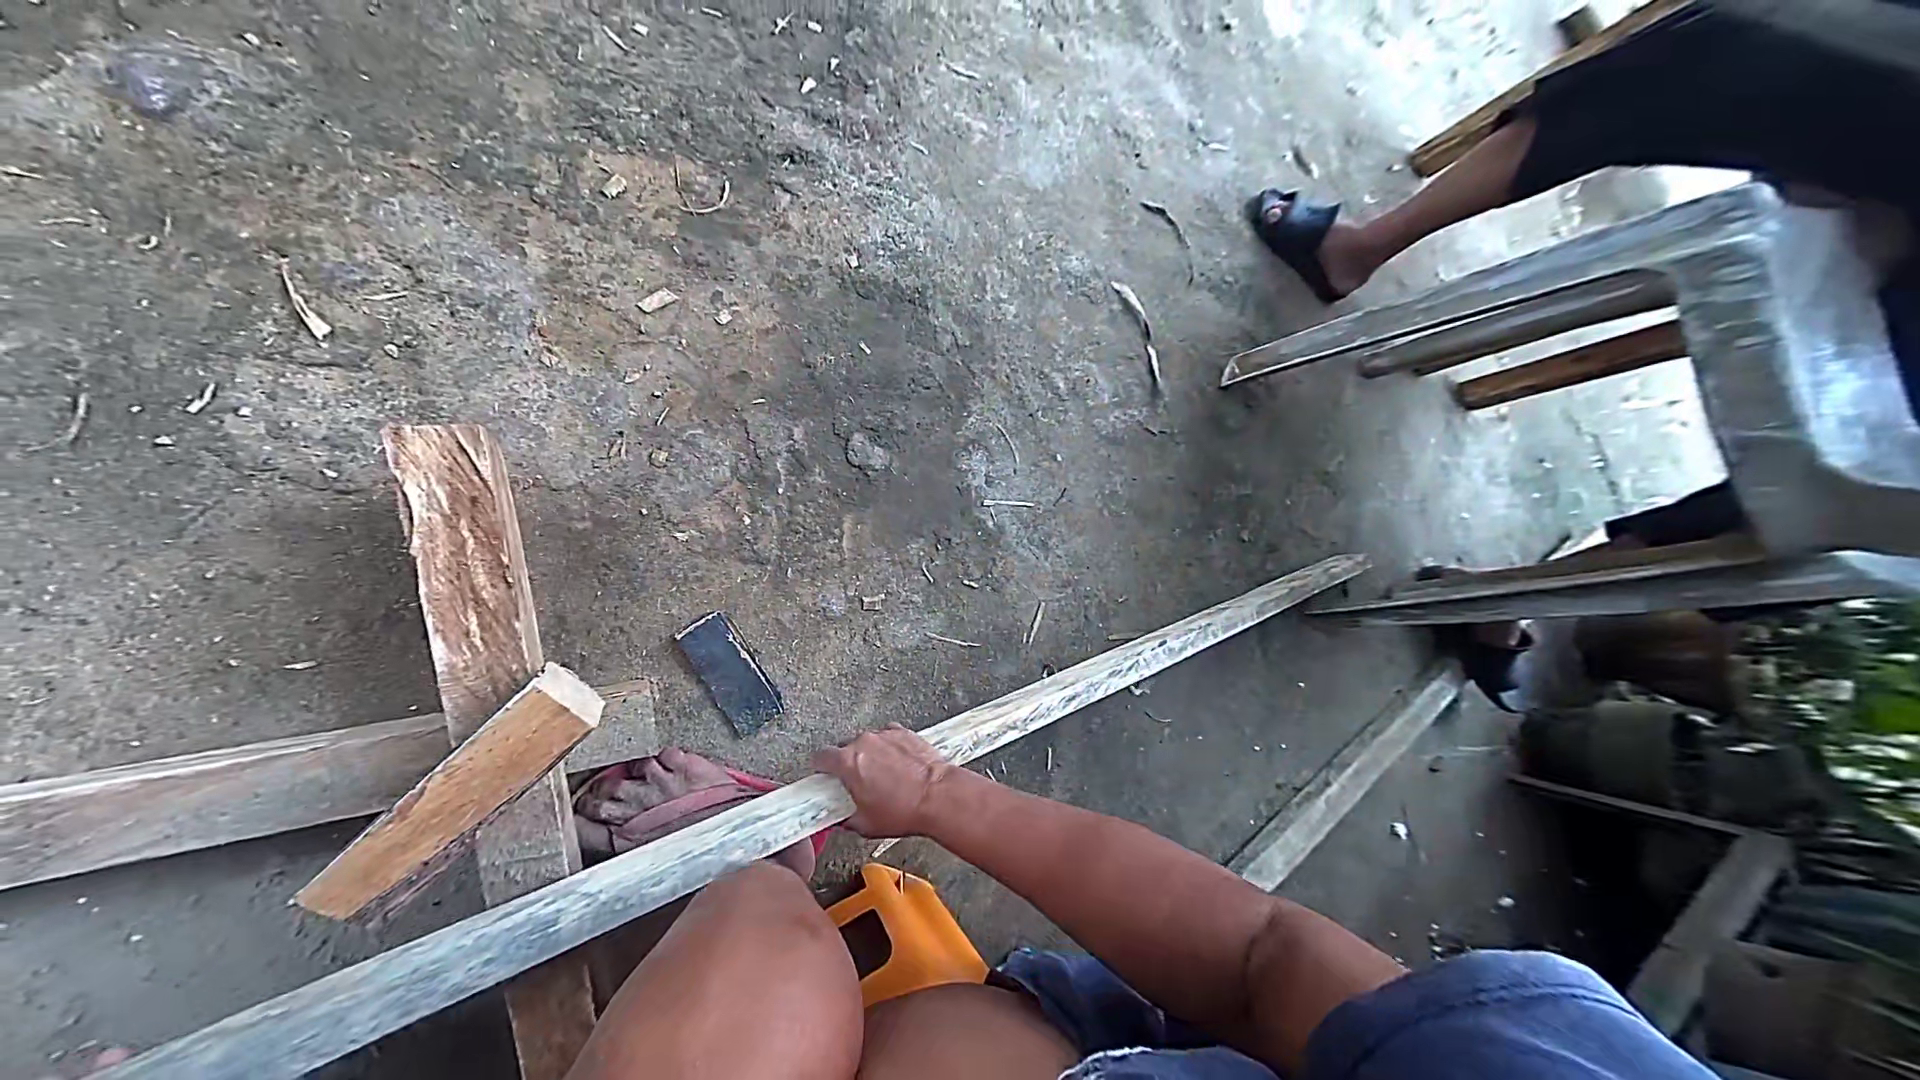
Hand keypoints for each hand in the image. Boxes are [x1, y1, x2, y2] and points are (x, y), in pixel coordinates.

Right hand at [811, 725, 961, 837]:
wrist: (937, 795)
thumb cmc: (904, 810)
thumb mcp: (864, 824)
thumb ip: (844, 817)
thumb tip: (840, 818)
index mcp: (847, 762)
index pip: (821, 756)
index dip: (821, 767)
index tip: (825, 774)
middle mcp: (863, 742)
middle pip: (845, 747)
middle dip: (847, 762)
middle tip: (857, 780)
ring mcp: (884, 735)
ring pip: (867, 741)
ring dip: (869, 754)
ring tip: (882, 774)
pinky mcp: (902, 732)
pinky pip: (887, 737)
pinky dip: (888, 747)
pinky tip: (896, 763)